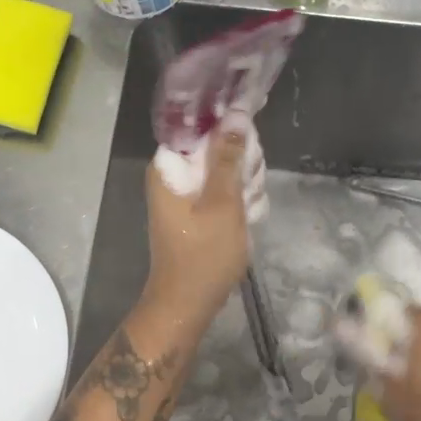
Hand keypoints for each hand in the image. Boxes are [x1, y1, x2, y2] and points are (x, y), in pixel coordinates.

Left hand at [141, 121, 249, 324]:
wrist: (188, 305)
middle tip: (249, 188)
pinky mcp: (198, 212)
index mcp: (169, 167)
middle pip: (216, 148)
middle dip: (241, 165)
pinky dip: (238, 203)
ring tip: (248, 211)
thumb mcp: (222, 203)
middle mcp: (173, 175)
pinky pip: (223, 193)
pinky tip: (248, 220)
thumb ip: (228, 158)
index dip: (229, 130)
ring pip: (225, 172)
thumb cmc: (204, 255)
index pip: (201, 127)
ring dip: (244, 186)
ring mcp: (186, 195)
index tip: (251, 146)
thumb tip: (234, 115)